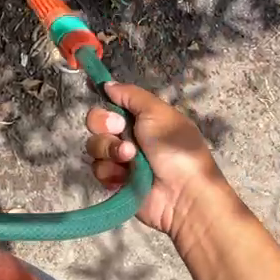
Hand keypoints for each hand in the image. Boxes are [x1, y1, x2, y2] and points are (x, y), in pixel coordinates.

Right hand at [85, 81, 230, 240]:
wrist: (184, 195)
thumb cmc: (176, 149)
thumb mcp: (159, 113)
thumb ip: (132, 95)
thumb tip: (107, 84)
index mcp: (143, 119)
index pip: (113, 103)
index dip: (106, 100)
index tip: (103, 97)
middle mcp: (130, 137)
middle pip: (97, 121)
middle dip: (104, 124)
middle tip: (120, 131)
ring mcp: (121, 160)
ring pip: (95, 145)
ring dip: (110, 150)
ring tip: (129, 160)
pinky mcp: (115, 181)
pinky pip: (98, 169)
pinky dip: (110, 172)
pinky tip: (124, 177)